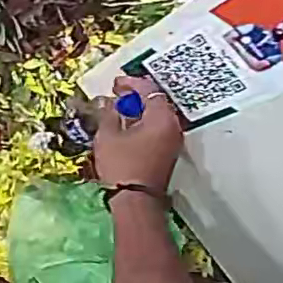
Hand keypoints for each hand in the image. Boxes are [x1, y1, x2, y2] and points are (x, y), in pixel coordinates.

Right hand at [92, 76, 182, 191]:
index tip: (116, 83)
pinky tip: (126, 125)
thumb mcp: (108, 135)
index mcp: (162, 119)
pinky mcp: (167, 152)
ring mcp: (172, 141)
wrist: (135, 199)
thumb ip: (109, 113)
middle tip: (117, 93)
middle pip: (156, 102)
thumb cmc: (121, 164)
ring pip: (157, 116)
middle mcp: (173, 127)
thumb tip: (109, 102)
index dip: (131, 84)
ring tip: (118, 108)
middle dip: (136, 95)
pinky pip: (157, 128)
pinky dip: (143, 122)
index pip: (149, 91)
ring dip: (139, 110)